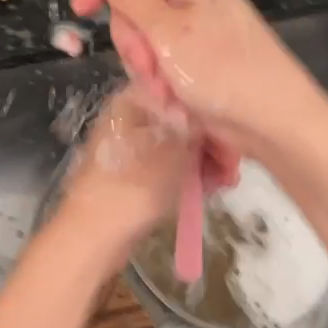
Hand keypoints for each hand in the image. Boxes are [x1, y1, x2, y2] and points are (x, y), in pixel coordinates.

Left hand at [56, 88, 238, 259]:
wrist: (93, 234)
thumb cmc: (132, 186)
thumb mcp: (172, 152)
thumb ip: (195, 129)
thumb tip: (210, 113)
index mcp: (133, 101)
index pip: (179, 92)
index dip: (208, 109)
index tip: (233, 131)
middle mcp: (133, 116)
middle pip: (181, 118)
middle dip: (211, 139)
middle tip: (234, 164)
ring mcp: (134, 144)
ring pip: (178, 143)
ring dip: (205, 159)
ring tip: (228, 180)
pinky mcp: (137, 170)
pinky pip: (170, 164)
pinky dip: (190, 173)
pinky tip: (213, 187)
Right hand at [69, 0, 324, 139]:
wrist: (277, 125)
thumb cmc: (225, 72)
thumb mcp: (167, 32)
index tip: (81, 12)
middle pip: (129, 6)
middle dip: (134, 43)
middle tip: (152, 66)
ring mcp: (193, 28)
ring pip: (140, 41)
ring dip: (147, 70)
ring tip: (171, 90)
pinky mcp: (195, 57)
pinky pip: (158, 63)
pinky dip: (162, 84)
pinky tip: (179, 101)